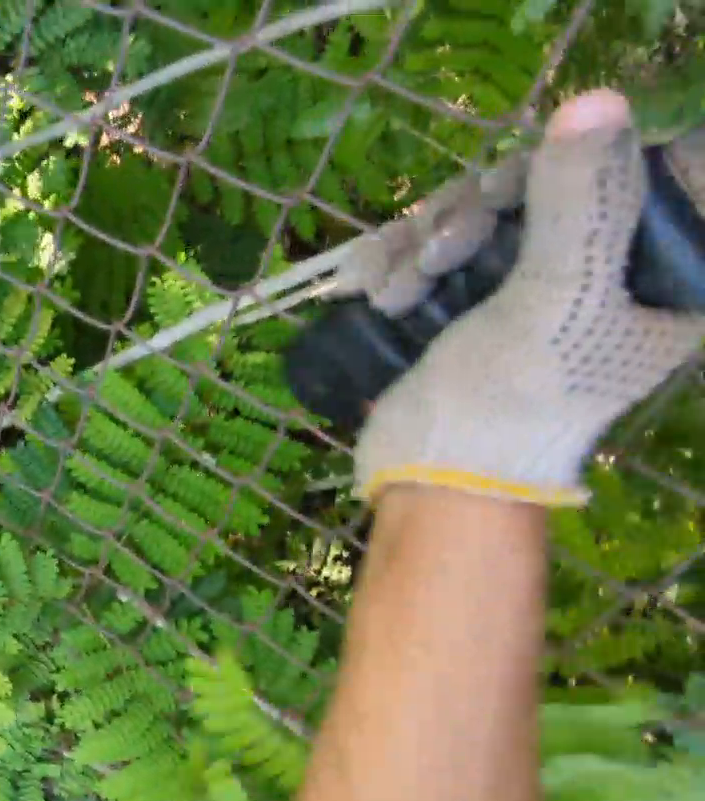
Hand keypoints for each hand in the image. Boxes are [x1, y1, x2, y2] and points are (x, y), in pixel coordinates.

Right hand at [340, 89, 704, 505]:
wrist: (429, 476)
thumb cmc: (511, 402)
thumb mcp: (556, 298)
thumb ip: (578, 200)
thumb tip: (592, 100)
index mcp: (660, 268)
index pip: (633, 171)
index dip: (567, 168)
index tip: (510, 202)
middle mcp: (590, 267)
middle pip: (531, 189)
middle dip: (466, 218)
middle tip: (436, 258)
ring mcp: (511, 285)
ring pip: (463, 218)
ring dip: (414, 245)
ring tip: (392, 292)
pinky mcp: (449, 302)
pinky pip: (415, 249)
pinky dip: (384, 262)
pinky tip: (364, 287)